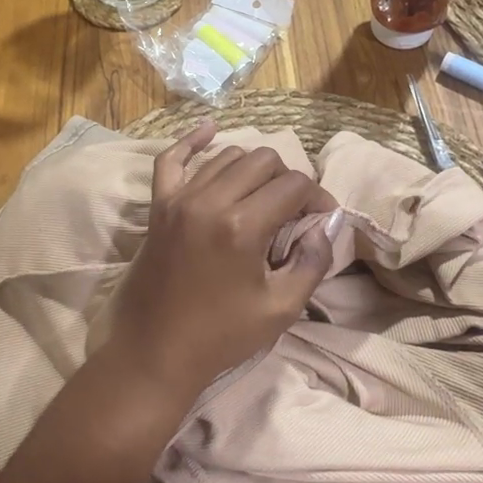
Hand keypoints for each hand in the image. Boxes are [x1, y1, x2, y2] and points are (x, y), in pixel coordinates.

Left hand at [101, 120, 336, 398]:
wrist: (155, 352)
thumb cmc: (221, 336)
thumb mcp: (281, 308)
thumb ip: (312, 261)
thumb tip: (327, 226)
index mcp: (242, 226)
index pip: (294, 185)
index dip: (318, 199)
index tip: (322, 221)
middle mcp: (210, 201)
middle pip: (263, 161)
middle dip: (288, 180)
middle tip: (294, 212)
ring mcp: (179, 199)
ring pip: (227, 157)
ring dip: (252, 170)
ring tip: (262, 198)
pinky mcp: (158, 206)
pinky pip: (172, 159)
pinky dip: (192, 142)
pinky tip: (211, 130)